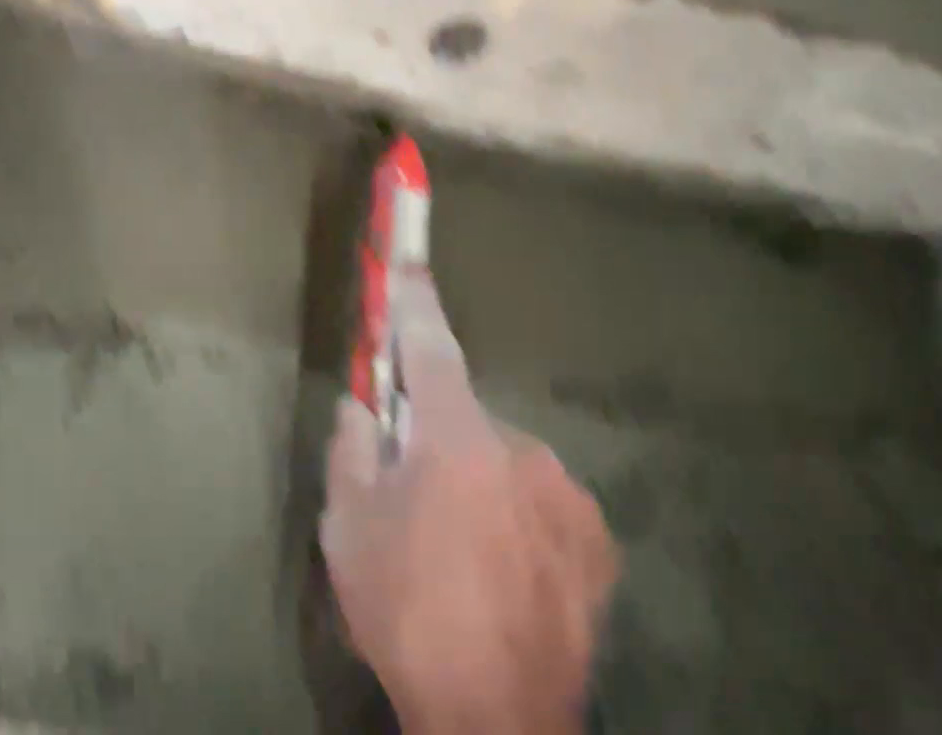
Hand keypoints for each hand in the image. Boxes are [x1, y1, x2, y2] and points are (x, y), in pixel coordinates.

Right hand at [320, 269, 617, 734]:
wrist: (494, 713)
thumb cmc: (403, 608)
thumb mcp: (345, 526)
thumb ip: (351, 448)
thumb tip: (363, 406)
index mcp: (454, 440)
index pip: (429, 346)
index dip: (412, 297)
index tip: (408, 253)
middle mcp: (522, 451)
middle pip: (463, 415)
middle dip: (434, 437)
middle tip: (408, 493)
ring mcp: (569, 498)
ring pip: (504, 462)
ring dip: (476, 482)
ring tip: (455, 549)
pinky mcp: (597, 543)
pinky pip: (541, 504)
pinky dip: (514, 517)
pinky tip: (498, 572)